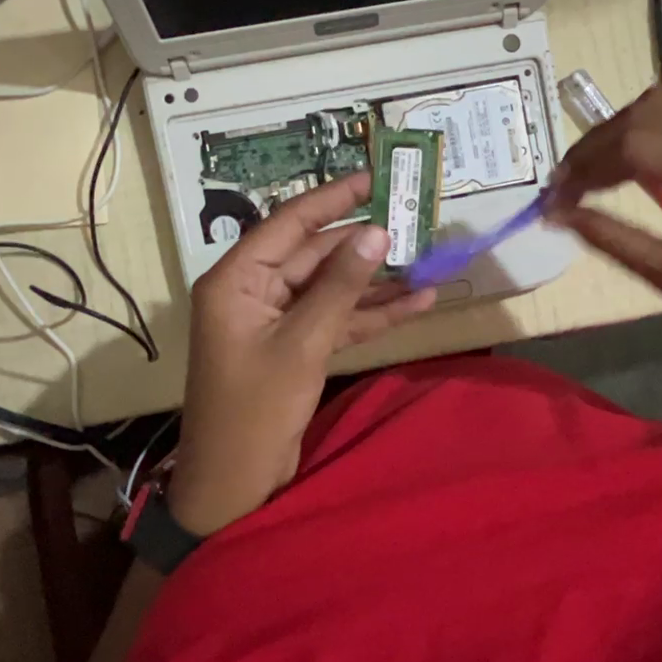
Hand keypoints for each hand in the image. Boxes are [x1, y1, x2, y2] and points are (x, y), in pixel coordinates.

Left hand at [168, 172, 435, 535]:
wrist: (233, 484)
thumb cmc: (255, 410)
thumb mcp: (301, 344)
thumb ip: (340, 287)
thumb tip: (377, 233)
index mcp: (238, 279)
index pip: (290, 223)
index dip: (334, 198)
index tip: (375, 176)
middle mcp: (255, 291)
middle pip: (315, 254)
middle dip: (365, 243)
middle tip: (416, 221)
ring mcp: (277, 322)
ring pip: (332, 289)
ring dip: (376, 282)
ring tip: (428, 261)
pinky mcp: (296, 349)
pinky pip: (336, 321)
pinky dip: (371, 316)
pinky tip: (417, 304)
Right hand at [547, 83, 661, 352]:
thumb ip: (614, 241)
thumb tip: (559, 216)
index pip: (639, 147)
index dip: (588, 167)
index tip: (556, 197)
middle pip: (647, 116)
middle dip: (595, 146)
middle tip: (564, 184)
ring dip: (619, 128)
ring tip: (592, 167)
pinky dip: (648, 121)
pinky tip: (632, 151)